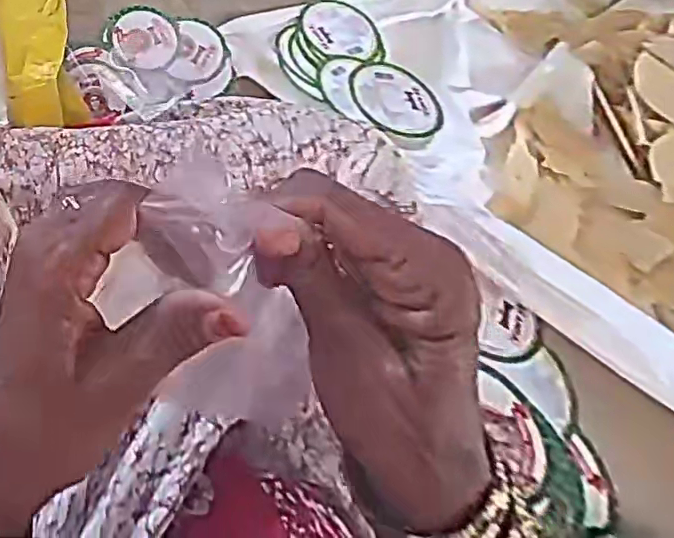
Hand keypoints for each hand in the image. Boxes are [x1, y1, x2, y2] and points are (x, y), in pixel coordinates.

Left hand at [0, 183, 247, 535]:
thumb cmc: (51, 427)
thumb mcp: (118, 386)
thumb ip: (172, 336)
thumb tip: (235, 310)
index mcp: (54, 263)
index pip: (123, 203)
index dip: (172, 214)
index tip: (214, 244)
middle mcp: (39, 239)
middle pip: (114, 197)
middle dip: (165, 218)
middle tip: (209, 254)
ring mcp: (35, 244)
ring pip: (103, 203)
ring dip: (148, 222)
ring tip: (189, 257)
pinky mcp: (40, 256)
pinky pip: (90, 220)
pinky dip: (127, 230)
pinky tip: (154, 258)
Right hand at [256, 171, 489, 534]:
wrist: (430, 474)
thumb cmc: (396, 428)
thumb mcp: (347, 354)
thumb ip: (311, 277)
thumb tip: (267, 222)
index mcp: (430, 266)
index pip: (343, 205)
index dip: (285, 211)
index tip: (243, 239)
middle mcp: (427, 243)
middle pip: (336, 199)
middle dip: (285, 219)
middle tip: (256, 263)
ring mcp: (413, 250)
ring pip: (331, 209)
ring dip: (290, 230)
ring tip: (269, 271)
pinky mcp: (395, 261)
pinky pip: (338, 230)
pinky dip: (305, 242)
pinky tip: (289, 270)